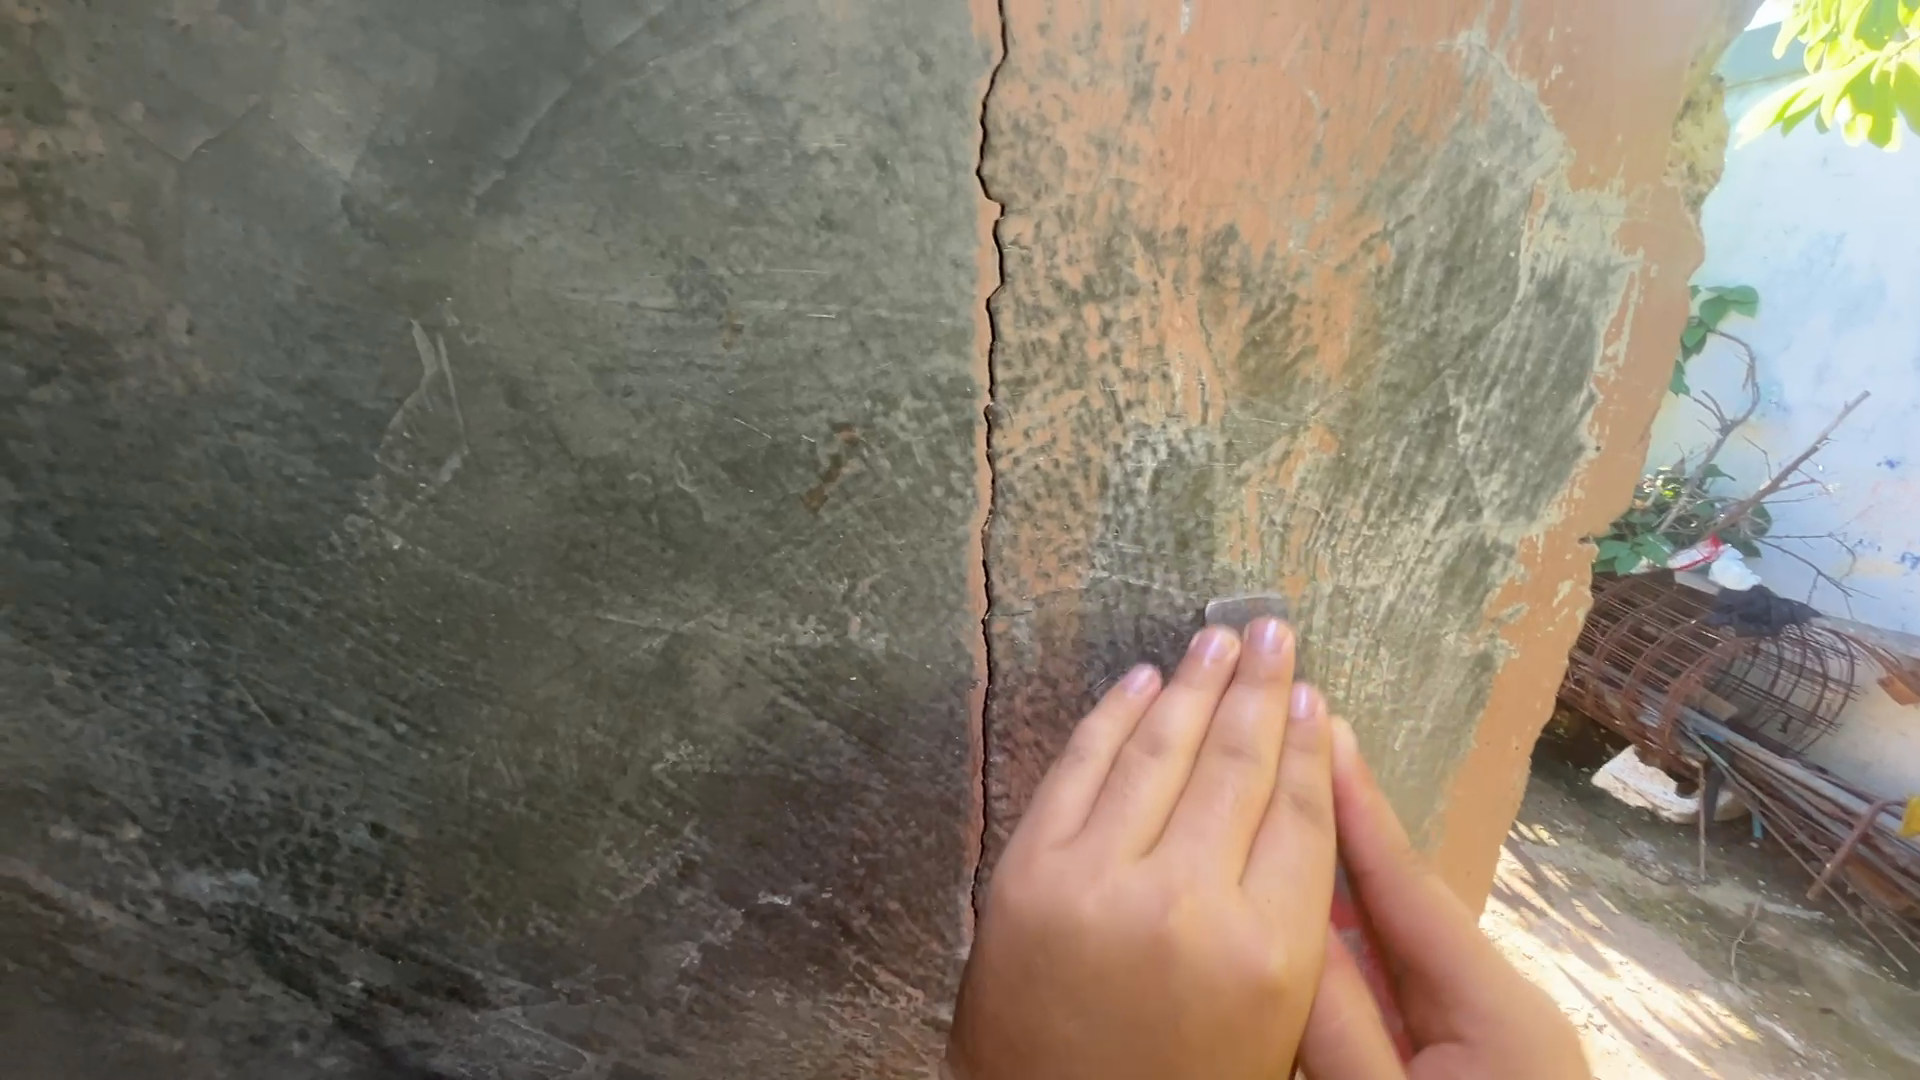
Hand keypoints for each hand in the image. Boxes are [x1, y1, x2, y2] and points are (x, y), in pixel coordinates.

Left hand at [947, 619, 1336, 1079]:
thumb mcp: (1266, 1025)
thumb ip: (1286, 920)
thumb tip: (1292, 797)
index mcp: (1266, 956)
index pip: (1299, 818)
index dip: (1306, 745)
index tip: (1312, 693)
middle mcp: (1185, 901)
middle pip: (1236, 768)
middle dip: (1258, 691)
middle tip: (1272, 631)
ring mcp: (1096, 873)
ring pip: (1159, 752)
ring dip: (1193, 686)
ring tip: (1219, 639)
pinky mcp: (1028, 863)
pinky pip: (1080, 766)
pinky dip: (1112, 716)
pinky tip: (1140, 680)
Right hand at [1299, 720, 1588, 1079]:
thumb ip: (1335, 1020)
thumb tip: (1275, 914)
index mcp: (1495, 1015)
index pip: (1405, 882)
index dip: (1356, 800)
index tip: (1320, 722)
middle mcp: (1486, 1004)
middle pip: (1394, 896)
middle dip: (1338, 820)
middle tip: (1288, 742)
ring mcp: (1464, 1029)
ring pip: (1379, 935)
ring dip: (1327, 869)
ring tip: (1276, 796)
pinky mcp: (1437, 1052)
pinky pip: (1374, 976)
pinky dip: (1331, 931)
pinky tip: (1290, 896)